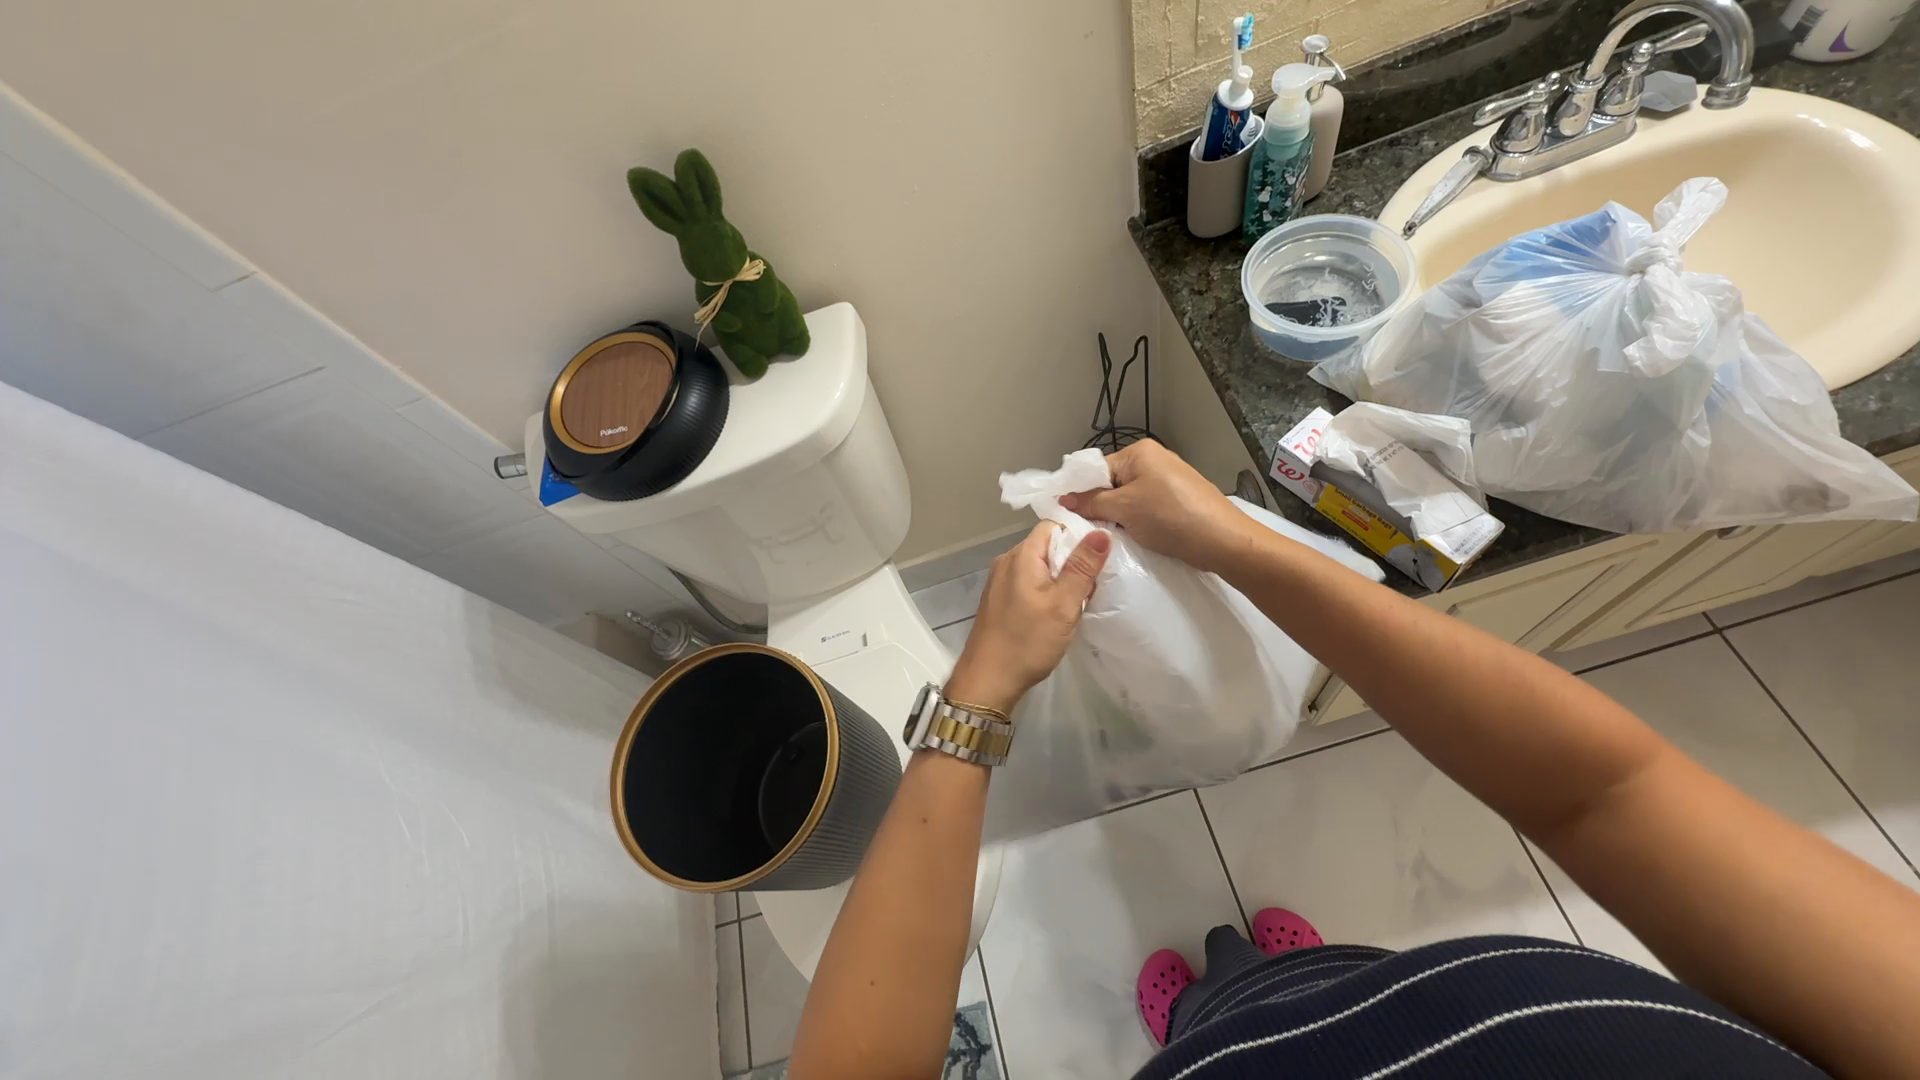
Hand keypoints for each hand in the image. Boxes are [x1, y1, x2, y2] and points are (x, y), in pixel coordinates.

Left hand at [945, 522, 1110, 715]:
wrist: (988, 679)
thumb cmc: (1028, 640)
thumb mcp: (1063, 603)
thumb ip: (1083, 566)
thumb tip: (1102, 532)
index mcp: (1021, 555)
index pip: (1053, 526)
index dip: (1078, 536)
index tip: (1097, 559)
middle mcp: (1007, 561)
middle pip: (1047, 545)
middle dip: (1071, 560)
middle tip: (1090, 585)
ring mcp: (1000, 581)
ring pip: (1039, 566)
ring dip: (1060, 579)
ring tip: (1075, 602)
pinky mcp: (1000, 599)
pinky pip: (1028, 583)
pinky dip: (1045, 592)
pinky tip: (1055, 614)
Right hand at [1059, 440, 1252, 572]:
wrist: (1223, 541)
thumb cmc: (1171, 518)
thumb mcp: (1124, 509)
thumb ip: (1091, 502)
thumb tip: (1064, 499)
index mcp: (1139, 452)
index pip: (1096, 469)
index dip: (1080, 492)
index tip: (1065, 515)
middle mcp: (1154, 460)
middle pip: (1111, 483)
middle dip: (1100, 506)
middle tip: (1087, 530)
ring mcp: (1168, 480)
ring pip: (1128, 498)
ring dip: (1117, 517)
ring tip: (1110, 536)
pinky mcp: (1178, 500)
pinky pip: (1145, 508)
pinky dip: (1136, 522)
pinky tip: (1133, 537)